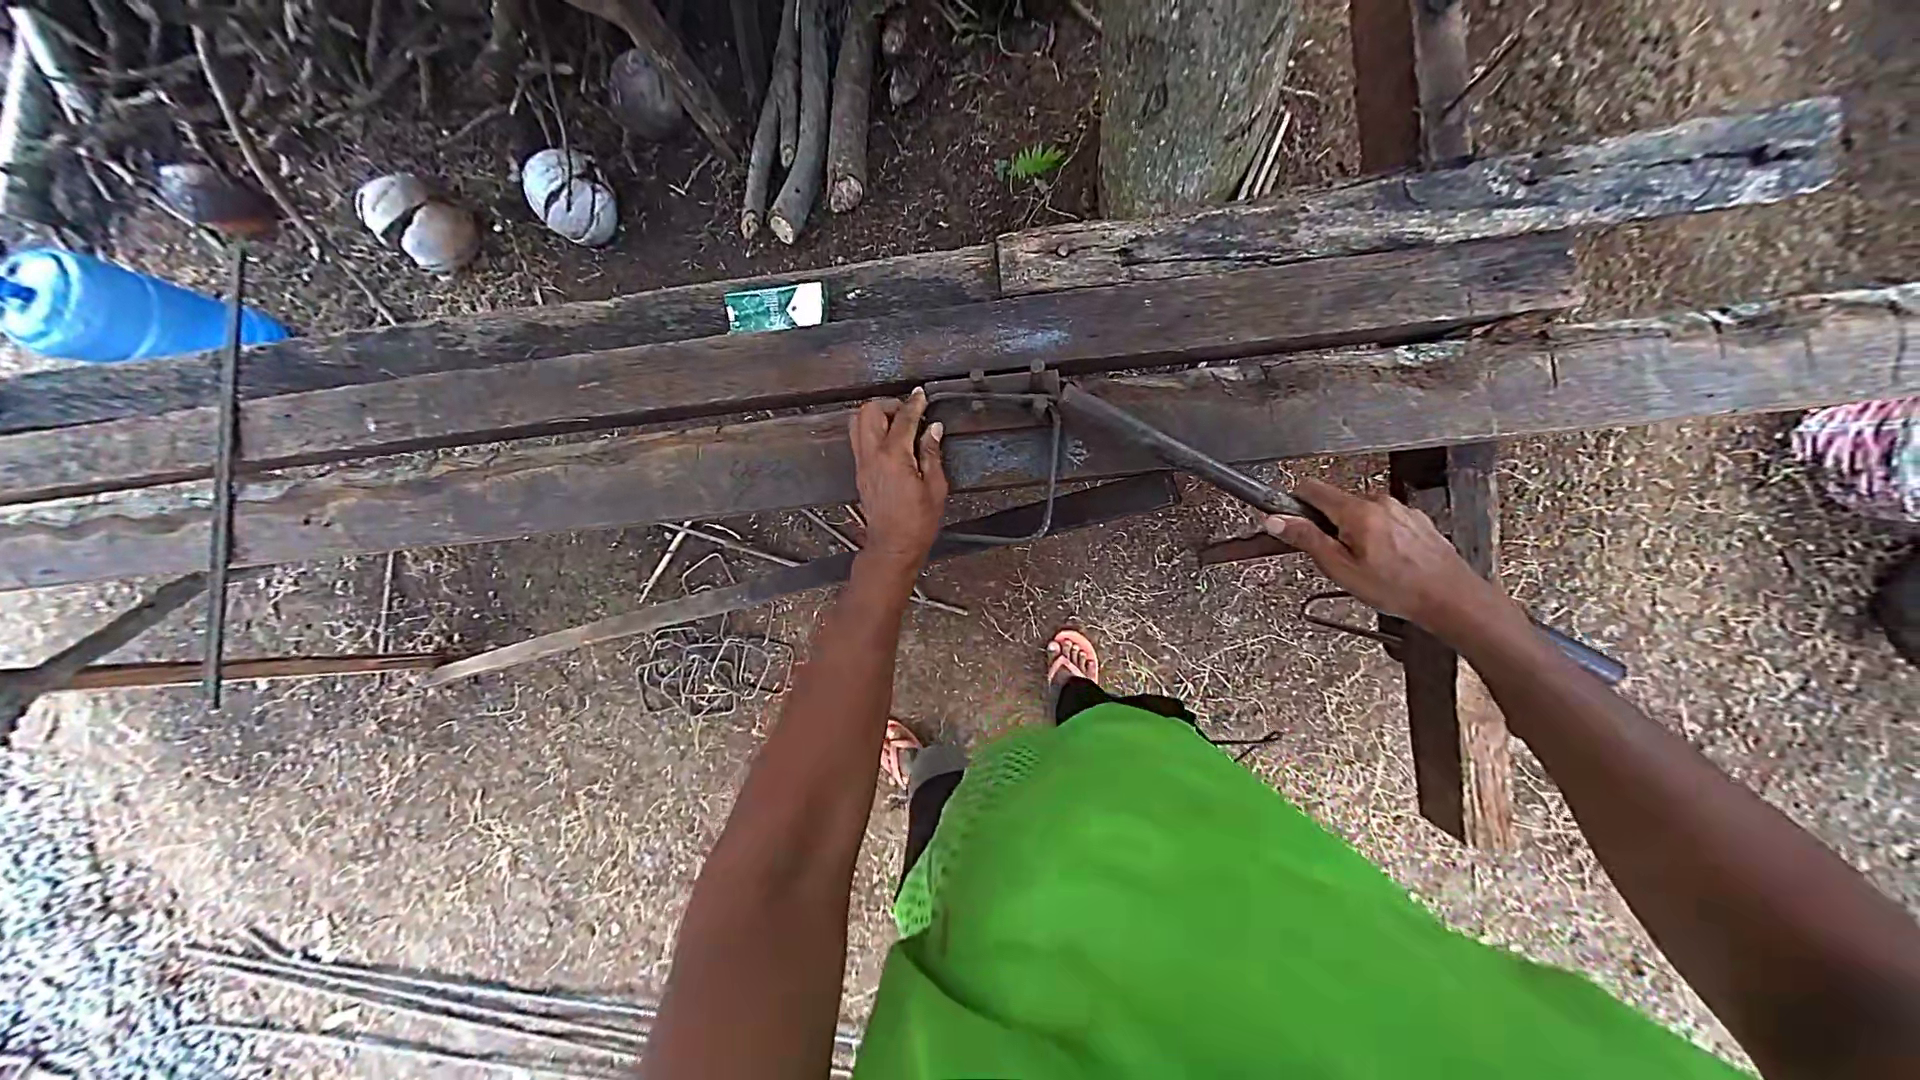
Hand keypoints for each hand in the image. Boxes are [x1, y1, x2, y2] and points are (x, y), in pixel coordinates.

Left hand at [849, 388, 947, 573]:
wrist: (894, 546)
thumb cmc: (916, 523)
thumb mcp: (935, 487)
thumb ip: (932, 453)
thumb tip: (933, 430)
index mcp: (893, 457)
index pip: (903, 419)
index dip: (914, 404)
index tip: (921, 396)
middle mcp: (872, 457)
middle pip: (869, 412)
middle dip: (889, 405)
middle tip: (909, 412)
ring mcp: (863, 464)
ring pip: (858, 424)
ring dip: (876, 417)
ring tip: (899, 425)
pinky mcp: (860, 473)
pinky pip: (859, 441)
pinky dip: (872, 432)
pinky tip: (892, 441)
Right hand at [1262, 479, 1505, 636]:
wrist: (1452, 600)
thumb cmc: (1398, 588)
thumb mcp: (1340, 568)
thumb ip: (1306, 538)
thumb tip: (1276, 520)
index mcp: (1357, 511)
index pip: (1311, 488)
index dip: (1295, 504)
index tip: (1293, 522)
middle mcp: (1380, 502)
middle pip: (1336, 503)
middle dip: (1327, 525)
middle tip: (1335, 557)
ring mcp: (1401, 510)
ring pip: (1361, 513)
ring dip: (1353, 532)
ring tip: (1364, 564)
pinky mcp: (1416, 520)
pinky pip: (1383, 521)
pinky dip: (1376, 536)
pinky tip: (1385, 562)